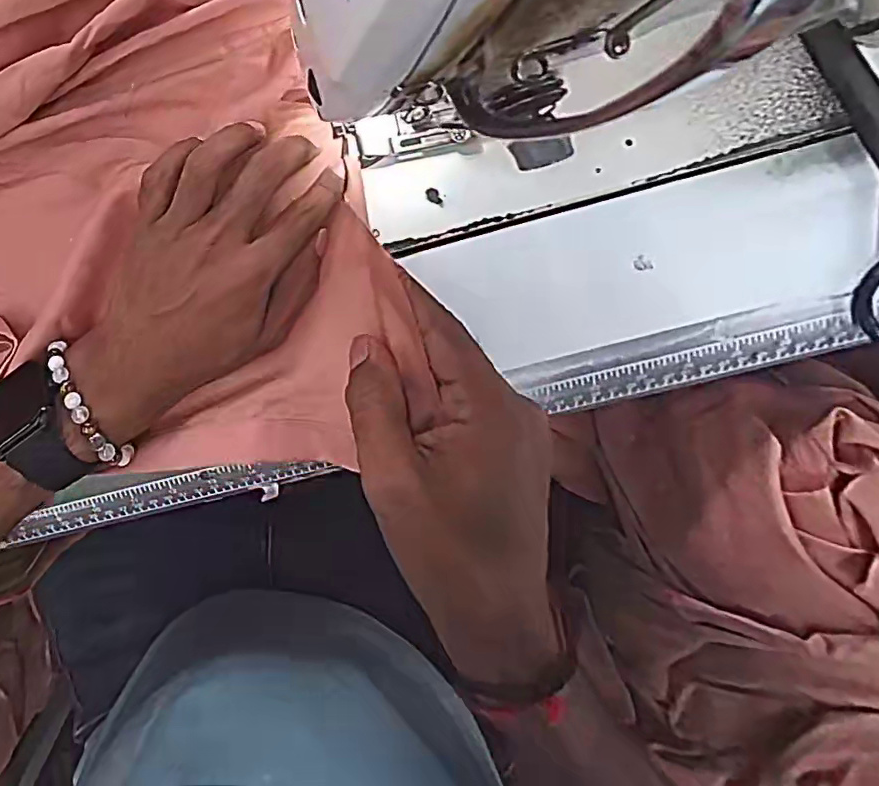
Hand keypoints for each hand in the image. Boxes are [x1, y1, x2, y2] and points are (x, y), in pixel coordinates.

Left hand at [67, 123, 342, 445]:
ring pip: (207, 163)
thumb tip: (316, 243)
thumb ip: (296, 288)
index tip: (331, 177)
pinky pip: (161, 175)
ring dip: (235, 139)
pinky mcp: (148, 224)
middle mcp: (215, 241)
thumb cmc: (201, 352)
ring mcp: (177, 228)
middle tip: (301, 148)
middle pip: (259, 177)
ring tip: (254, 134)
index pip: (300, 217)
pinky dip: (179, 153)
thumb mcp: (265, 335)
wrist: (139, 358)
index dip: (324, 190)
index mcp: (250, 271)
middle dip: (290, 152)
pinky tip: (198, 149)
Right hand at [345, 275, 559, 687]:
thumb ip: (373, 402)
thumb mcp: (390, 475)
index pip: (442, 329)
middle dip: (405, 322)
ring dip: (415, 355)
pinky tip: (399, 384)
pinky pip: (462, 396)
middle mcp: (512, 406)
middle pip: (450, 347)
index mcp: (487, 406)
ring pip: (455, 372)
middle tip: (361, 293)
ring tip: (370, 334)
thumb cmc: (442, 552)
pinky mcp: (510, 445)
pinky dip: (429, 383)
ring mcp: (517, 426)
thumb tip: (367, 346)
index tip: (377, 260)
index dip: (406, 293)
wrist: (496, 618)